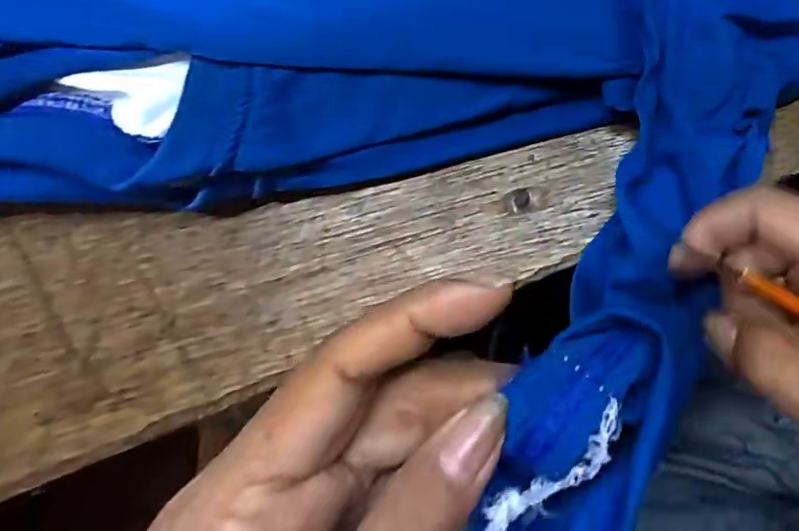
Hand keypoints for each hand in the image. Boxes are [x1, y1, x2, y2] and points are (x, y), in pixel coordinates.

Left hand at [152, 280, 512, 530]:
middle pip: (396, 398)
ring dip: (484, 431)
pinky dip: (474, 472)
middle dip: (476, 390)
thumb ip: (410, 515)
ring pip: (421, 434)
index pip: (341, 365)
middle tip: (551, 401)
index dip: (421, 314)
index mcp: (247, 487)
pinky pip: (427, 477)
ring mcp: (327, 505)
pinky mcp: (362, 524)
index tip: (498, 292)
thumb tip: (494, 415)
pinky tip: (517, 472)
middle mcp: (290, 477)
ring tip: (544, 440)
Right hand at [670, 186, 798, 530]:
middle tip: (706, 325)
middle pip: (773, 232)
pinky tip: (768, 356)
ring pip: (779, 265)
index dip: (716, 225)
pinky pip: (795, 296)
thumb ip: (770, 361)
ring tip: (749, 355)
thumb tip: (709, 319)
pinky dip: (768, 320)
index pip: (773, 208)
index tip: (673, 269)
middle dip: (729, 268)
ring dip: (748, 301)